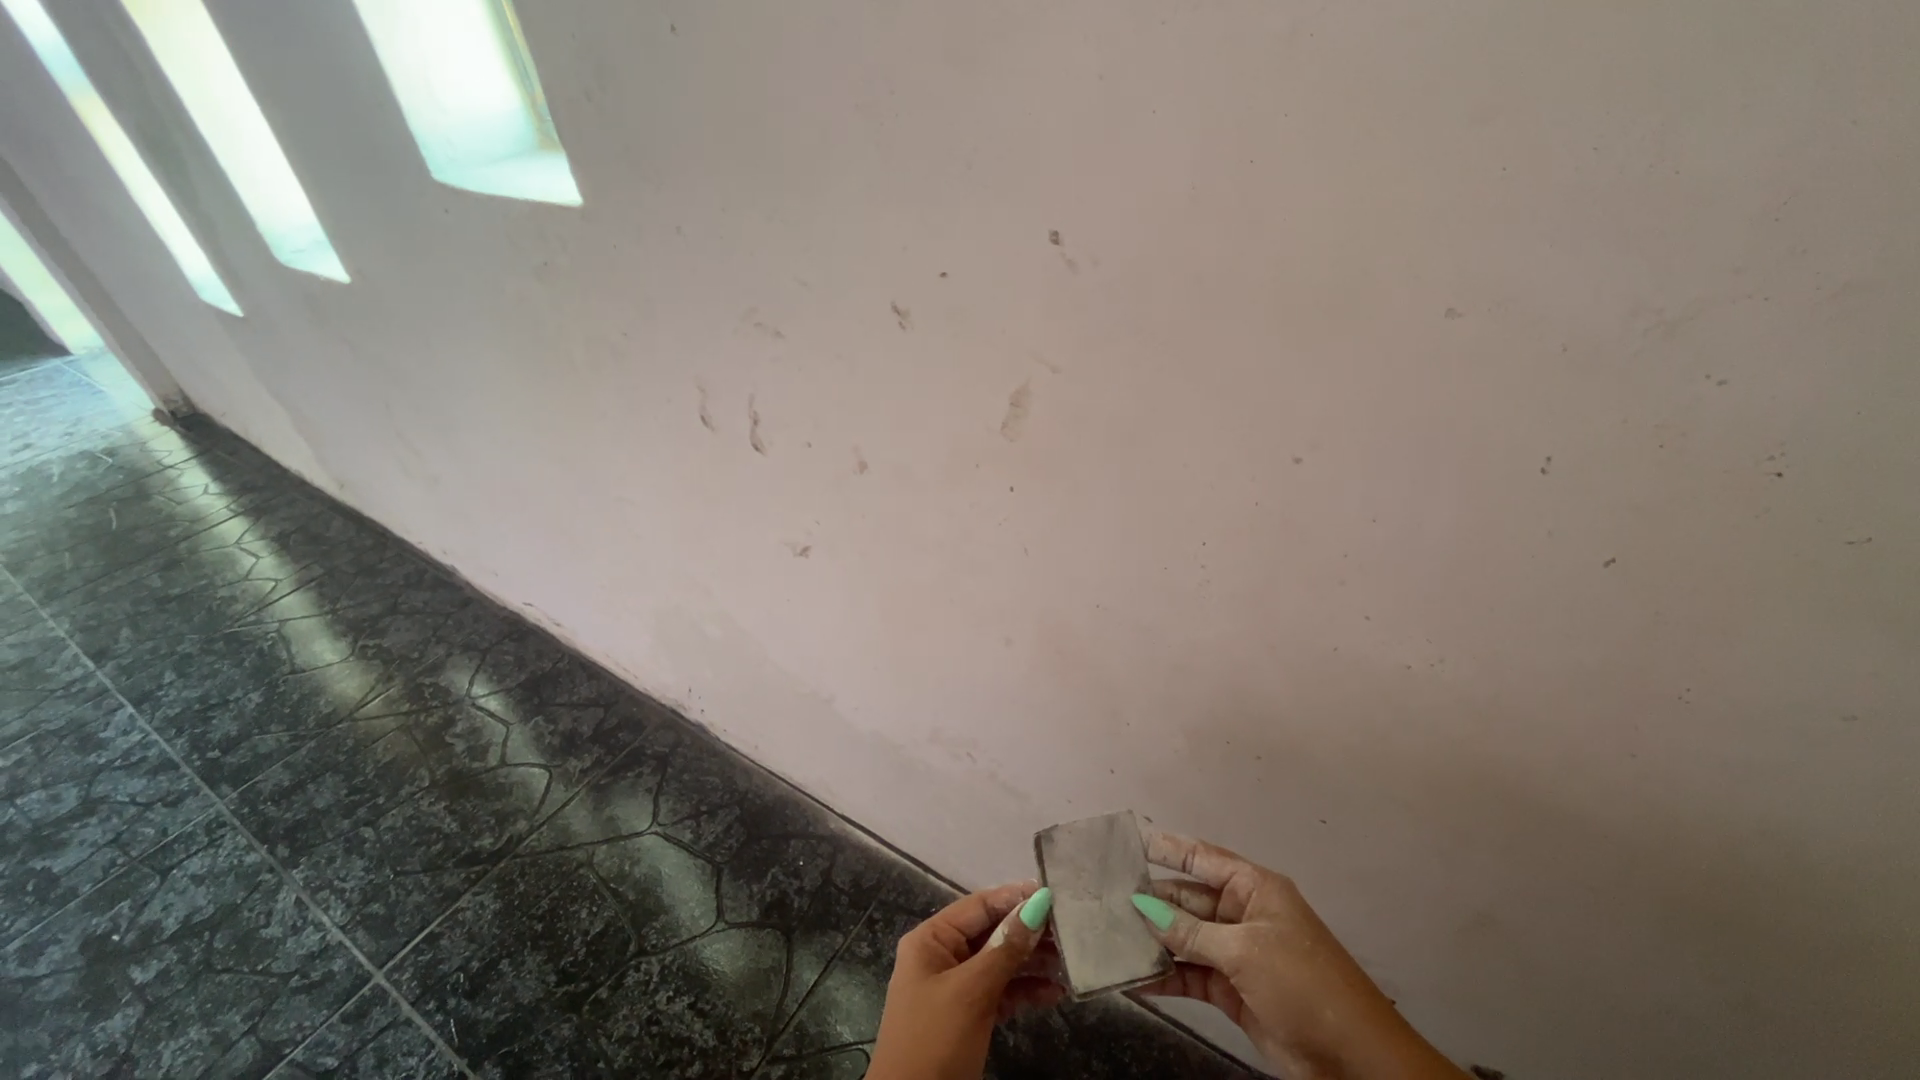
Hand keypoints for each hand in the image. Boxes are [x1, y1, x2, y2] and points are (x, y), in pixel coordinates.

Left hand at [867, 882, 1062, 1079]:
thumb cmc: (934, 1039)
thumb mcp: (971, 991)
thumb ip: (1005, 948)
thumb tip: (1037, 906)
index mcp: (932, 940)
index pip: (978, 906)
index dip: (1014, 898)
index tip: (1054, 895)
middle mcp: (944, 957)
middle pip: (992, 933)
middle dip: (1029, 933)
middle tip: (1070, 932)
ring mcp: (957, 987)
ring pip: (1001, 963)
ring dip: (1033, 963)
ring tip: (1070, 961)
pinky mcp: (970, 1015)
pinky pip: (1003, 992)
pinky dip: (1027, 991)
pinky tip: (1055, 994)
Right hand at [1130, 828, 1465, 1079]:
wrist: (1351, 1056)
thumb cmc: (1302, 983)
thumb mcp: (1245, 950)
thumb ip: (1191, 931)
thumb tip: (1143, 908)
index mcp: (1255, 890)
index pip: (1204, 858)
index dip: (1168, 848)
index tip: (1129, 840)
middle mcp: (1243, 915)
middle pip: (1188, 899)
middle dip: (1151, 899)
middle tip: (1103, 897)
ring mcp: (1236, 954)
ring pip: (1184, 938)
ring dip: (1152, 939)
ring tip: (1107, 934)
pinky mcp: (1231, 990)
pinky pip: (1189, 975)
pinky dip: (1163, 976)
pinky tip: (1132, 976)